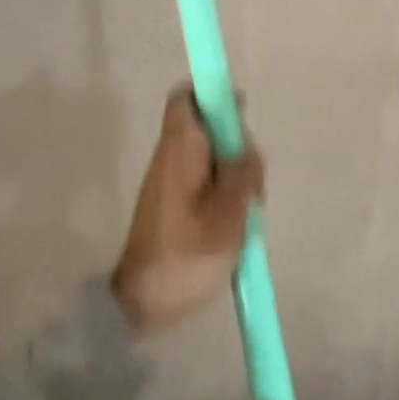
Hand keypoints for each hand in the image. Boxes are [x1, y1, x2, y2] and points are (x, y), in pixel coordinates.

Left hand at [112, 86, 264, 336]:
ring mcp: (170, 181)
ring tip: (249, 213)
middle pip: (206, 127)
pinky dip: (224, 196)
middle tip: (254, 185)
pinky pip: (205, 182)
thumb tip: (244, 141)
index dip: (212, 97)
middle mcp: (171, 157)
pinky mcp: (174, 204)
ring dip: (234, 176)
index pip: (185, 98)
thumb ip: (242, 172)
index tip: (241, 116)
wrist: (144, 303)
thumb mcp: (228, 215)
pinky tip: (237, 226)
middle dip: (236, 146)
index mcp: (179, 149)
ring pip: (210, 157)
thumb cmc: (187, 256)